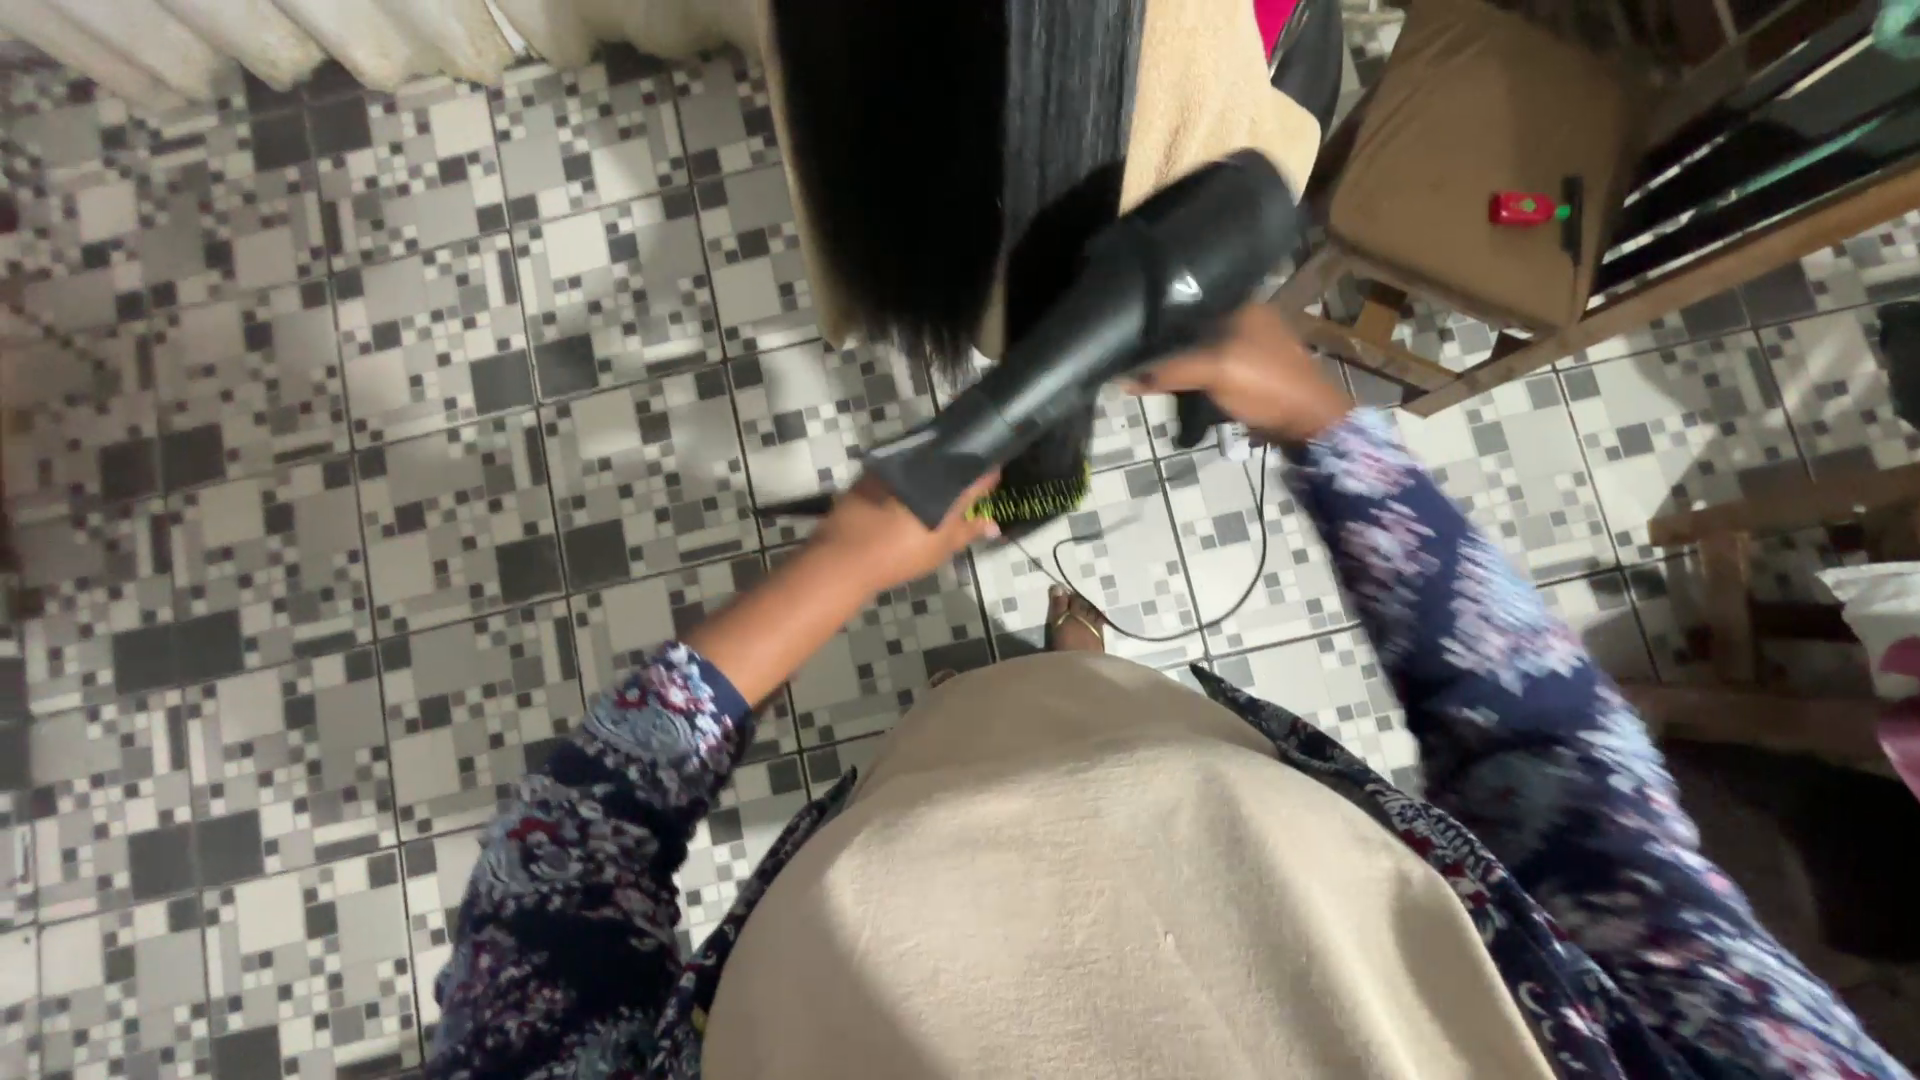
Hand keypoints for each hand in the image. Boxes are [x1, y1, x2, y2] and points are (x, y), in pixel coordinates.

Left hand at [807, 470, 1001, 593]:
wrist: (846, 557)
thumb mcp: (941, 548)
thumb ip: (969, 531)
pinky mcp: (871, 472)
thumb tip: (994, 525)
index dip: (987, 476)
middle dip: (957, 473)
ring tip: (932, 489)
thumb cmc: (901, 555)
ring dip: (930, 473)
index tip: (990, 482)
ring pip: (922, 463)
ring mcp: (895, 468)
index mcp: (946, 488)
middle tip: (959, 490)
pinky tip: (903, 491)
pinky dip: (905, 477)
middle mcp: (923, 469)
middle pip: (949, 463)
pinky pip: (897, 468)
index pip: (978, 473)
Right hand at [1128, 303, 1352, 443]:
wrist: (1309, 421)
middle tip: (1141, 363)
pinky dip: (1199, 380)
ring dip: (1184, 366)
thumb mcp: (1214, 372)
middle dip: (1172, 347)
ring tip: (1155, 378)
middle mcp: (1251, 320)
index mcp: (1245, 306)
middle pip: (1197, 331)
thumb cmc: (1266, 384)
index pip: (1192, 308)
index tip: (1135, 342)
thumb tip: (1126, 380)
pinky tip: (1182, 389)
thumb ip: (1170, 371)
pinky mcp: (1256, 373)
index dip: (1163, 325)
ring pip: (1205, 352)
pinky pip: (1216, 370)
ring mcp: (1255, 347)